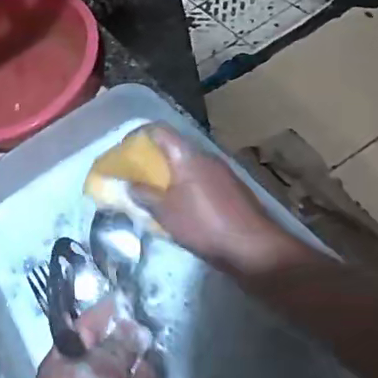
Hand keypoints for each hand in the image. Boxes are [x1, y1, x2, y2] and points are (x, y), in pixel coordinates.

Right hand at [141, 125, 317, 276]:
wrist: (253, 247)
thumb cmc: (204, 224)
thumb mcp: (165, 213)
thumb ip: (144, 195)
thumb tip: (129, 184)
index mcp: (187, 155)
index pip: (159, 130)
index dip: (139, 135)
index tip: (124, 149)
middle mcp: (206, 156)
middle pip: (174, 148)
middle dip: (154, 159)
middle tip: (137, 176)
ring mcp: (223, 171)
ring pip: (189, 165)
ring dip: (172, 175)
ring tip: (157, 194)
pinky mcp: (232, 188)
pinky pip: (203, 179)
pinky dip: (188, 186)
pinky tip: (183, 207)